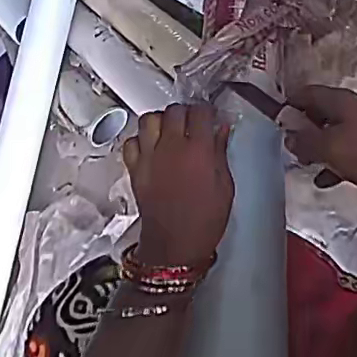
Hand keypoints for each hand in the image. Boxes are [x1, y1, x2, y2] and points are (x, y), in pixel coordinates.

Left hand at [122, 103, 233, 269]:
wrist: (175, 246)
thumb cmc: (204, 221)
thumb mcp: (224, 186)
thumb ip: (220, 153)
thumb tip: (221, 130)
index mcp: (198, 151)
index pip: (200, 112)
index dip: (207, 111)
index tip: (210, 116)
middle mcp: (171, 148)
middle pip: (174, 111)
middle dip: (185, 112)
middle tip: (192, 122)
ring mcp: (150, 157)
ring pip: (149, 119)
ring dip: (160, 120)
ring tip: (169, 129)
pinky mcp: (135, 168)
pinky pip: (131, 141)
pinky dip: (140, 139)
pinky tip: (151, 146)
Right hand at [284, 86, 356, 207]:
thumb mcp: (329, 147)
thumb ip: (304, 141)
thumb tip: (289, 136)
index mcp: (339, 101)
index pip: (305, 93)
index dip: (288, 104)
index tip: (275, 121)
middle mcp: (350, 109)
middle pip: (317, 112)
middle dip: (301, 128)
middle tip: (287, 145)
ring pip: (330, 132)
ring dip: (315, 146)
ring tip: (302, 162)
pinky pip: (344, 150)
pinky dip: (332, 161)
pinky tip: (323, 178)